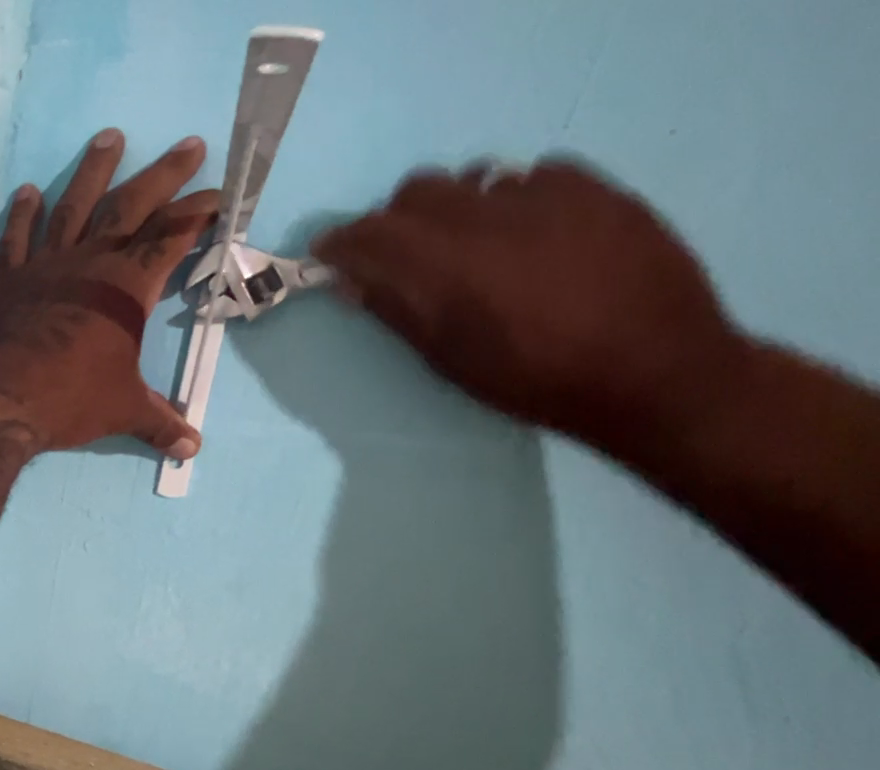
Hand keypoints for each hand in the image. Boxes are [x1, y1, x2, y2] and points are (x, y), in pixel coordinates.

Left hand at [0, 129, 221, 458]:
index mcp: (125, 287)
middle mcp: (88, 264)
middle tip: (189, 144)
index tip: (223, 194)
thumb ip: (159, 422)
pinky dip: (22, 215)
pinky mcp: (7, 282)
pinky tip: (27, 192)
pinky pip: (17, 239)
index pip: (172, 237)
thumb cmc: (68, 400)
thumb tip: (193, 448)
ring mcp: (44, 268)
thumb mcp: (122, 410)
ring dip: (93, 170)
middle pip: (131, 206)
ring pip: (73, 206)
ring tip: (108, 136)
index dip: (200, 213)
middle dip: (164, 174)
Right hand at [315, 159, 742, 446]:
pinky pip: (535, 175)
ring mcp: (547, 195)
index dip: (341, 241)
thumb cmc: (535, 380)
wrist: (654, 372)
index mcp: (444, 264)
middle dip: (397, 219)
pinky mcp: (598, 188)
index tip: (329, 255)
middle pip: (417, 191)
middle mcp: (488, 215)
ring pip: (475, 178)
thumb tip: (350, 280)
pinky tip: (534, 234)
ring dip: (458, 207)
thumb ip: (396, 310)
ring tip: (477, 244)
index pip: (370, 231)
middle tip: (404, 255)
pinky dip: (517, 199)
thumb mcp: (448, 359)